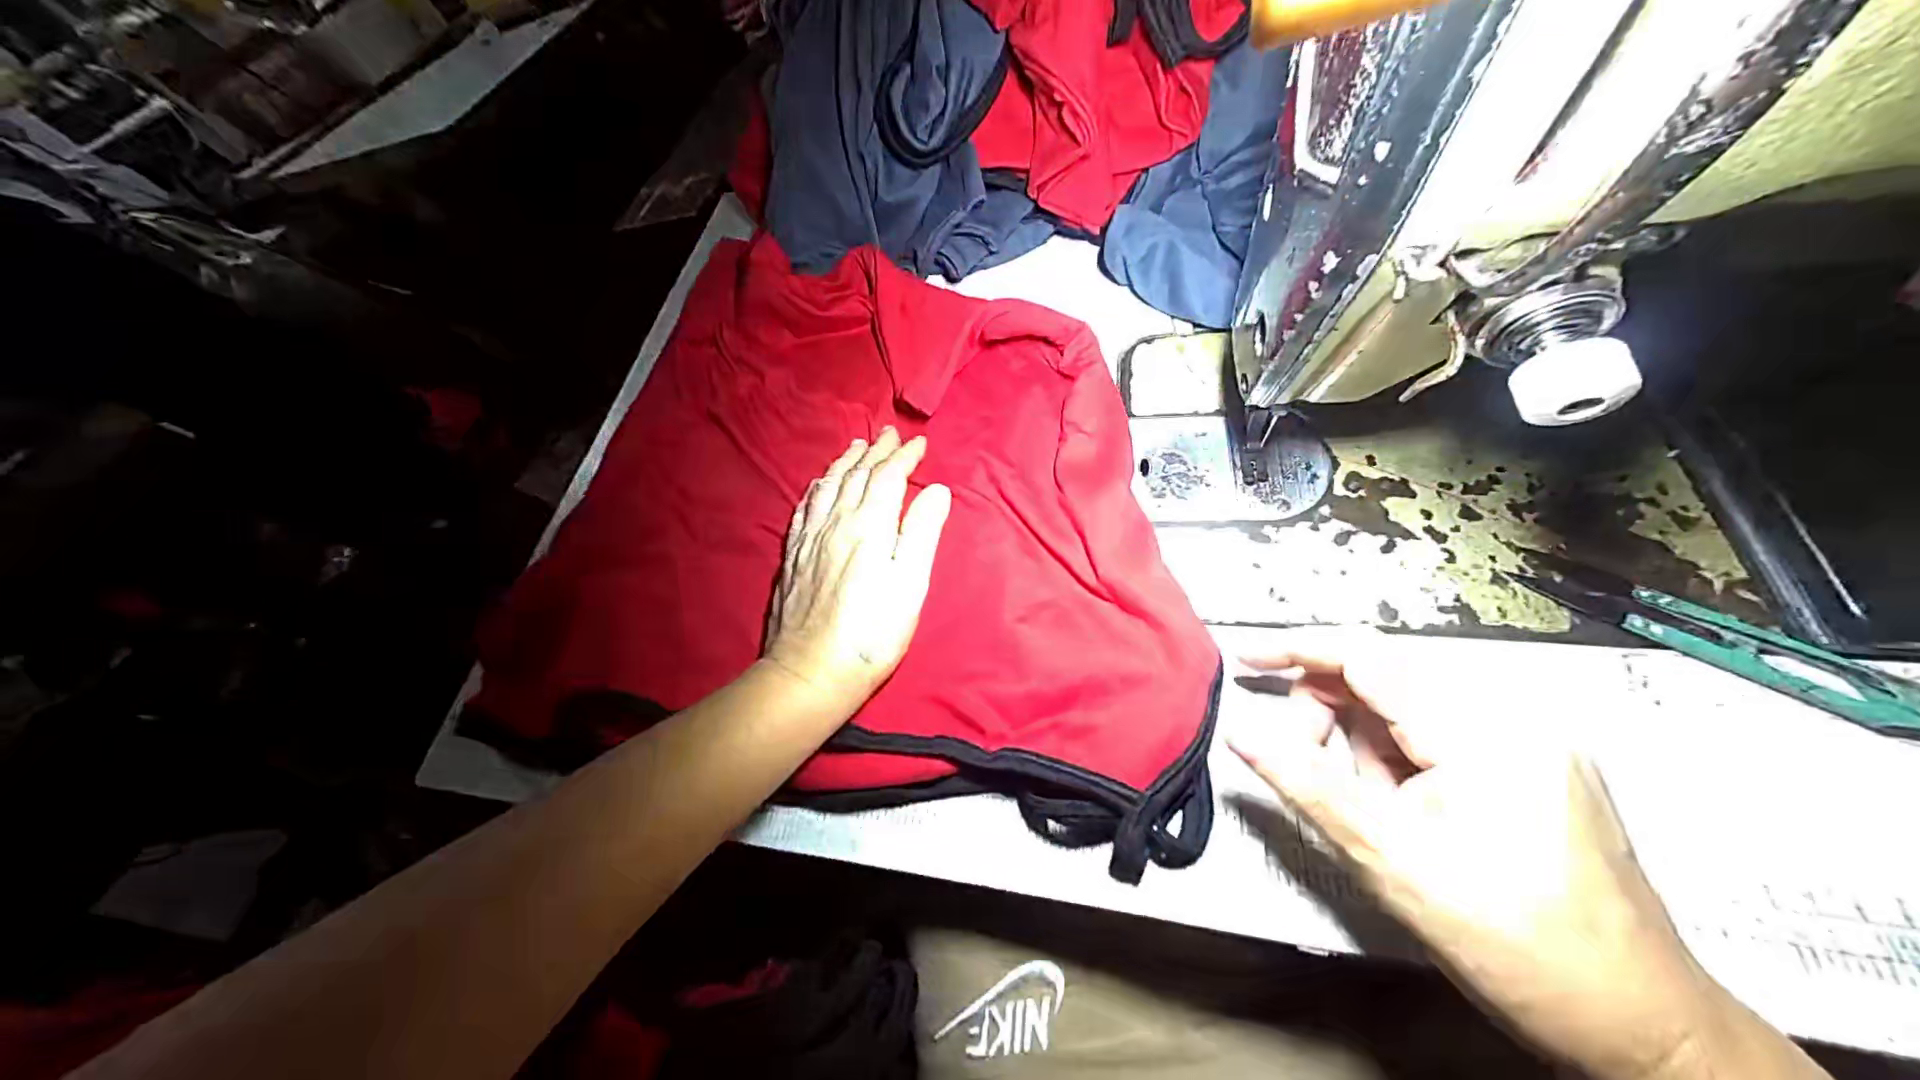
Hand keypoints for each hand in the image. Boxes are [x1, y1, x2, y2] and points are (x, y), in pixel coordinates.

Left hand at [763, 428, 951, 712]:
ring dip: (845, 462)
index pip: (888, 478)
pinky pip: (805, 507)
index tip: (918, 443)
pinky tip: (819, 485)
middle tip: (888, 433)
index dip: (904, 457)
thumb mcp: (910, 585)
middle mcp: (836, 523)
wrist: (810, 671)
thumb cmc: (872, 634)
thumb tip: (936, 490)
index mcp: (869, 527)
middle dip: (875, 451)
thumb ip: (922, 533)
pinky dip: (817, 487)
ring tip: (855, 446)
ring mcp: (810, 538)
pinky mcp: (792, 556)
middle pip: (856, 475)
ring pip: (828, 486)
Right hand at [1227, 632, 1740, 1079]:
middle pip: (1389, 679)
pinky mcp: (1538, 766)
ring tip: (1378, 812)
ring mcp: (1533, 743)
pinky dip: (1403, 762)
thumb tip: (1243, 736)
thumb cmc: (1516, 948)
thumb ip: (1310, 787)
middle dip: (1333, 715)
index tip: (1248, 657)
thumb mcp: (1392, 863)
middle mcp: (1516, 721)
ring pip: (1411, 710)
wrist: (1643, 1027)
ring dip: (1370, 748)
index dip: (1301, 650)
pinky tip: (1408, 812)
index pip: (1372, 659)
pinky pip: (1441, 736)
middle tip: (1307, 763)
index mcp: (1485, 736)